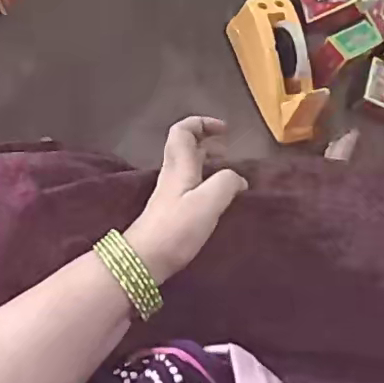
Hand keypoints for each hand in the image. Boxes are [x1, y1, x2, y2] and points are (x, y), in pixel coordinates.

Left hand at [123, 117, 247, 281]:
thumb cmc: (176, 228)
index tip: (225, 130)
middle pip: (184, 145)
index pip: (182, 131)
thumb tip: (238, 179)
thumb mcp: (208, 202)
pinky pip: (188, 183)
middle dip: (206, 139)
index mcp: (179, 166)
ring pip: (186, 164)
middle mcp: (172, 175)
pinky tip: (215, 196)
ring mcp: (169, 193)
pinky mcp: (170, 211)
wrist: (145, 260)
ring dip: (205, 159)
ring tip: (225, 167)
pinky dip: (204, 180)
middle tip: (227, 148)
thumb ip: (226, 183)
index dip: (202, 123)